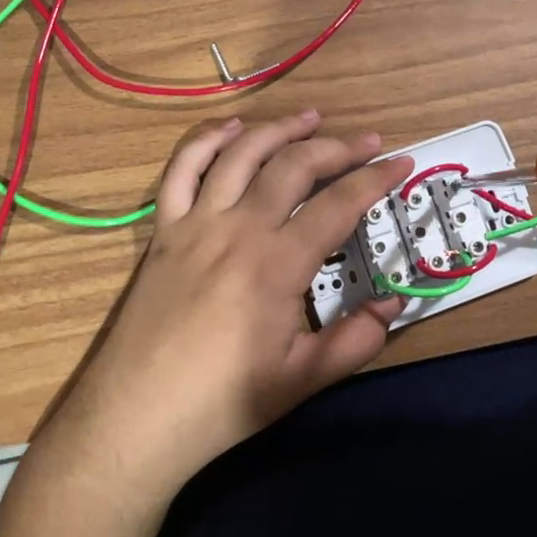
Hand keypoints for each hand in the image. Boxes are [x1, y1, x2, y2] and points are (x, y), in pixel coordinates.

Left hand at [51, 111, 412, 487]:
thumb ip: (354, 341)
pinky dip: (207, 141)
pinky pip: (182, 170)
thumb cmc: (223, 403)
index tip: (401, 162)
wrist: (136, 418)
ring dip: (279, 129)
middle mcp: (238, 228)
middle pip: (293, 165)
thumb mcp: (300, 382)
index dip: (374, 179)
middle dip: (336, 146)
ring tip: (310, 118)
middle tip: (367, 141)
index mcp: (277, 265)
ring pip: (241, 154)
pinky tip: (232, 129)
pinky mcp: (164, 230)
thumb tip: (393, 304)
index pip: (337, 205)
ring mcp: (196, 223)